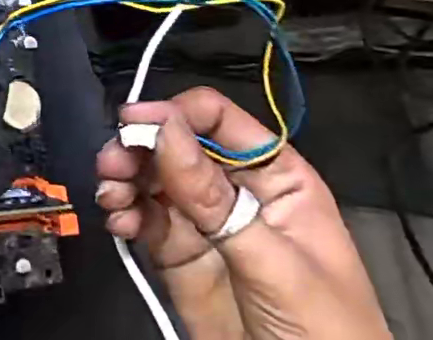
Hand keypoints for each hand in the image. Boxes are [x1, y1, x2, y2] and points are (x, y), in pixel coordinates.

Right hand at [96, 88, 390, 339]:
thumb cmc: (323, 335)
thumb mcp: (275, 266)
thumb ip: (215, 199)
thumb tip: (164, 127)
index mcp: (274, 175)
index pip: (217, 120)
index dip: (176, 114)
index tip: (134, 122)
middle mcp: (235, 189)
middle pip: (177, 144)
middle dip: (141, 147)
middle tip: (111, 163)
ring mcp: (205, 224)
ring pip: (154, 178)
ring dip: (126, 177)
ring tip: (110, 196)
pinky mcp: (180, 259)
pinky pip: (145, 220)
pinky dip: (125, 213)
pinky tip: (119, 223)